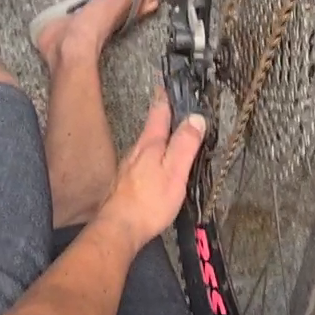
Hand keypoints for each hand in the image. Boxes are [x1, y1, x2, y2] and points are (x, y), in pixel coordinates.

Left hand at [95, 90, 205, 245]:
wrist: (119, 230)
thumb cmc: (148, 204)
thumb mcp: (175, 171)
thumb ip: (185, 144)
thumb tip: (196, 119)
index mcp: (150, 145)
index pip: (159, 113)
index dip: (164, 97)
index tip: (165, 84)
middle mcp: (136, 153)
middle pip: (151, 128)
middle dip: (160, 115)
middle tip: (166, 104)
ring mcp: (129, 169)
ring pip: (145, 146)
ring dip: (155, 137)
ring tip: (164, 132)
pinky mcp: (126, 185)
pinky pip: (141, 163)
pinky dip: (150, 157)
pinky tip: (153, 166)